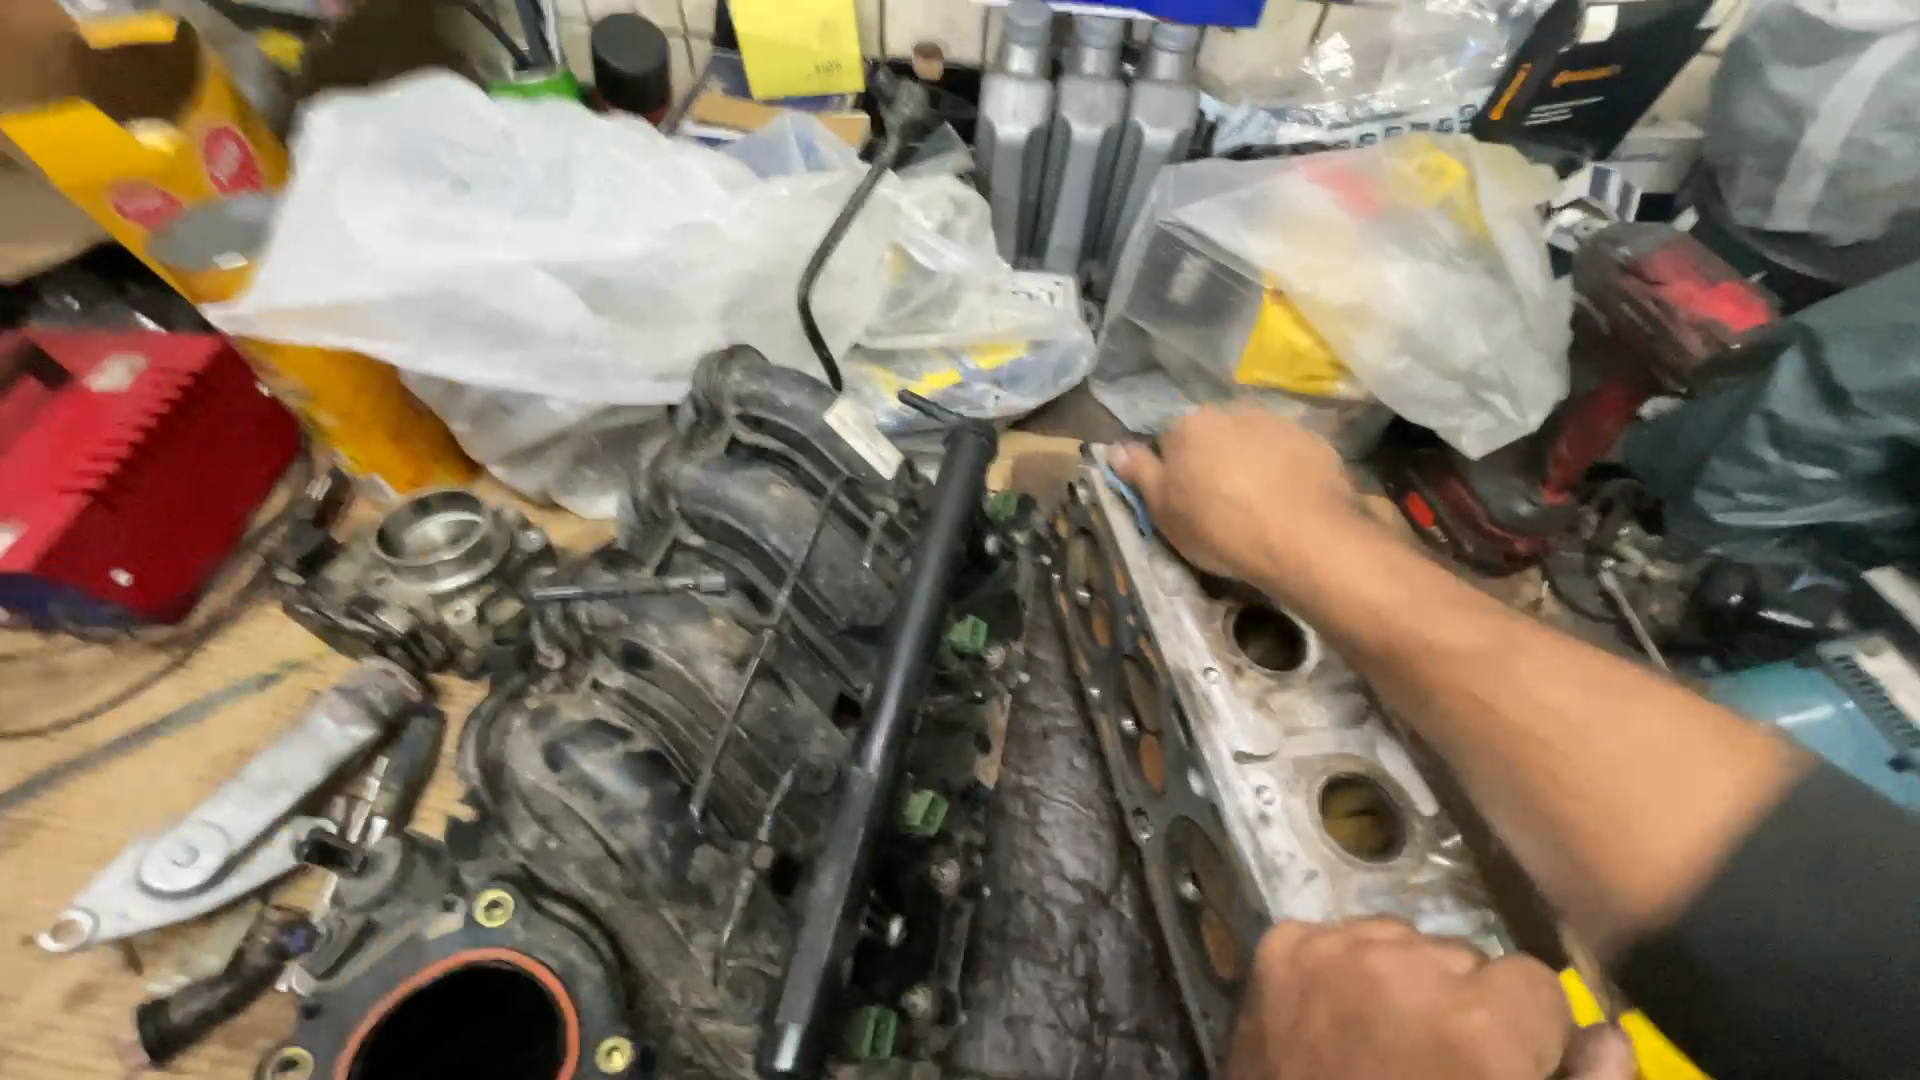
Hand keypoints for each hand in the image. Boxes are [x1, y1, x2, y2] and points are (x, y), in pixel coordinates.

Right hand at [1107, 405, 1366, 590]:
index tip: (1183, 500)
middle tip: (1219, 503)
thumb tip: (1114, 447)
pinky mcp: (1315, 441)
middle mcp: (1231, 411)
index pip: (1169, 441)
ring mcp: (1277, 423)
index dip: (1174, 472)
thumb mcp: (1162, 509)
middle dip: (1213, 461)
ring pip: (1252, 441)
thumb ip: (1139, 472)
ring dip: (1250, 463)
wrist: (1300, 538)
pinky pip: (1288, 454)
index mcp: (1188, 426)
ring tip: (1257, 504)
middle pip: (1213, 436)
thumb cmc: (1216, 526)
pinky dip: (1284, 471)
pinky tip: (1287, 501)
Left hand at [1229, 919, 1634, 1079]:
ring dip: (1400, 977)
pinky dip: (1338, 969)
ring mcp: (1331, 947)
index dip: (1527, 1029)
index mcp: (1479, 1024)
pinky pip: (1332, 936)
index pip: (1534, 980)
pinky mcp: (1280, 946)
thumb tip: (1607, 1034)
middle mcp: (1404, 963)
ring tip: (1381, 1039)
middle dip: (1461, 1000)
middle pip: (1460, 954)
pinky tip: (1331, 1020)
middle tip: (1434, 1061)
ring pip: (1395, 937)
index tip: (1503, 1064)